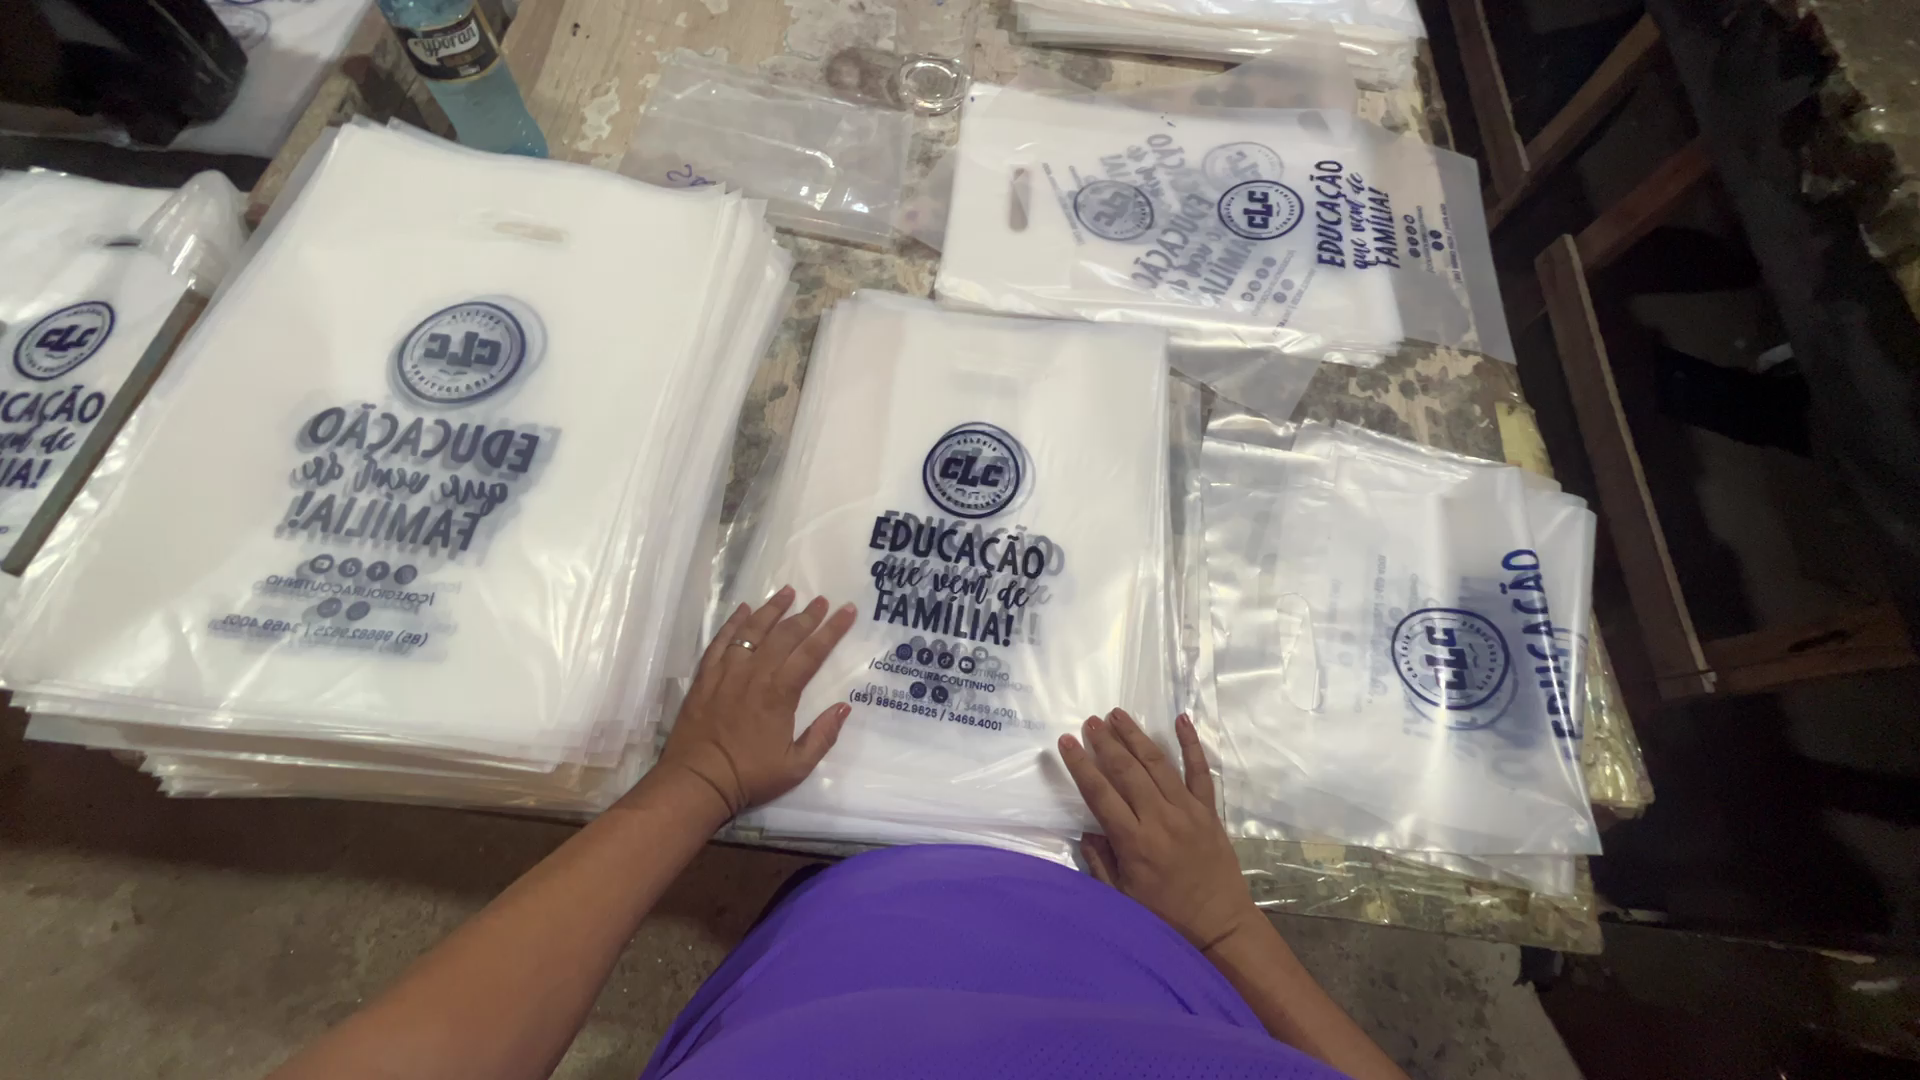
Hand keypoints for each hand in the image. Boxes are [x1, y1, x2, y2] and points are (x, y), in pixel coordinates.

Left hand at [654, 587, 857, 818]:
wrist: (696, 782)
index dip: (832, 630)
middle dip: (807, 615)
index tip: (847, 611)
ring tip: (787, 592)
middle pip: (785, 635)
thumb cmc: (749, 776)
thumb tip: (844, 707)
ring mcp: (727, 672)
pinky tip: (743, 610)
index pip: (812, 653)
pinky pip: (721, 641)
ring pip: (752, 630)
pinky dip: (732, 623)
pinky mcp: (706, 677)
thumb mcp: (796, 766)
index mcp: (780, 692)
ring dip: (772, 609)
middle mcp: (755, 674)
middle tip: (822, 600)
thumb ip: (823, 736)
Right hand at [1059, 709, 1259, 952]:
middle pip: (1127, 771)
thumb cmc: (1166, 917)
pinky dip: (1191, 743)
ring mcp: (1188, 811)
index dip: (1081, 765)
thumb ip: (1100, 861)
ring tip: (1118, 714)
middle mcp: (1160, 819)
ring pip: (1158, 764)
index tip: (1067, 741)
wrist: (1221, 928)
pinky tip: (1181, 719)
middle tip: (1091, 721)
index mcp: (1134, 842)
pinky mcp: (1209, 811)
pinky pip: (1200, 771)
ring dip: (1136, 736)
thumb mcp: (1122, 898)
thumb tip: (1087, 830)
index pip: (1100, 794)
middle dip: (1106, 743)